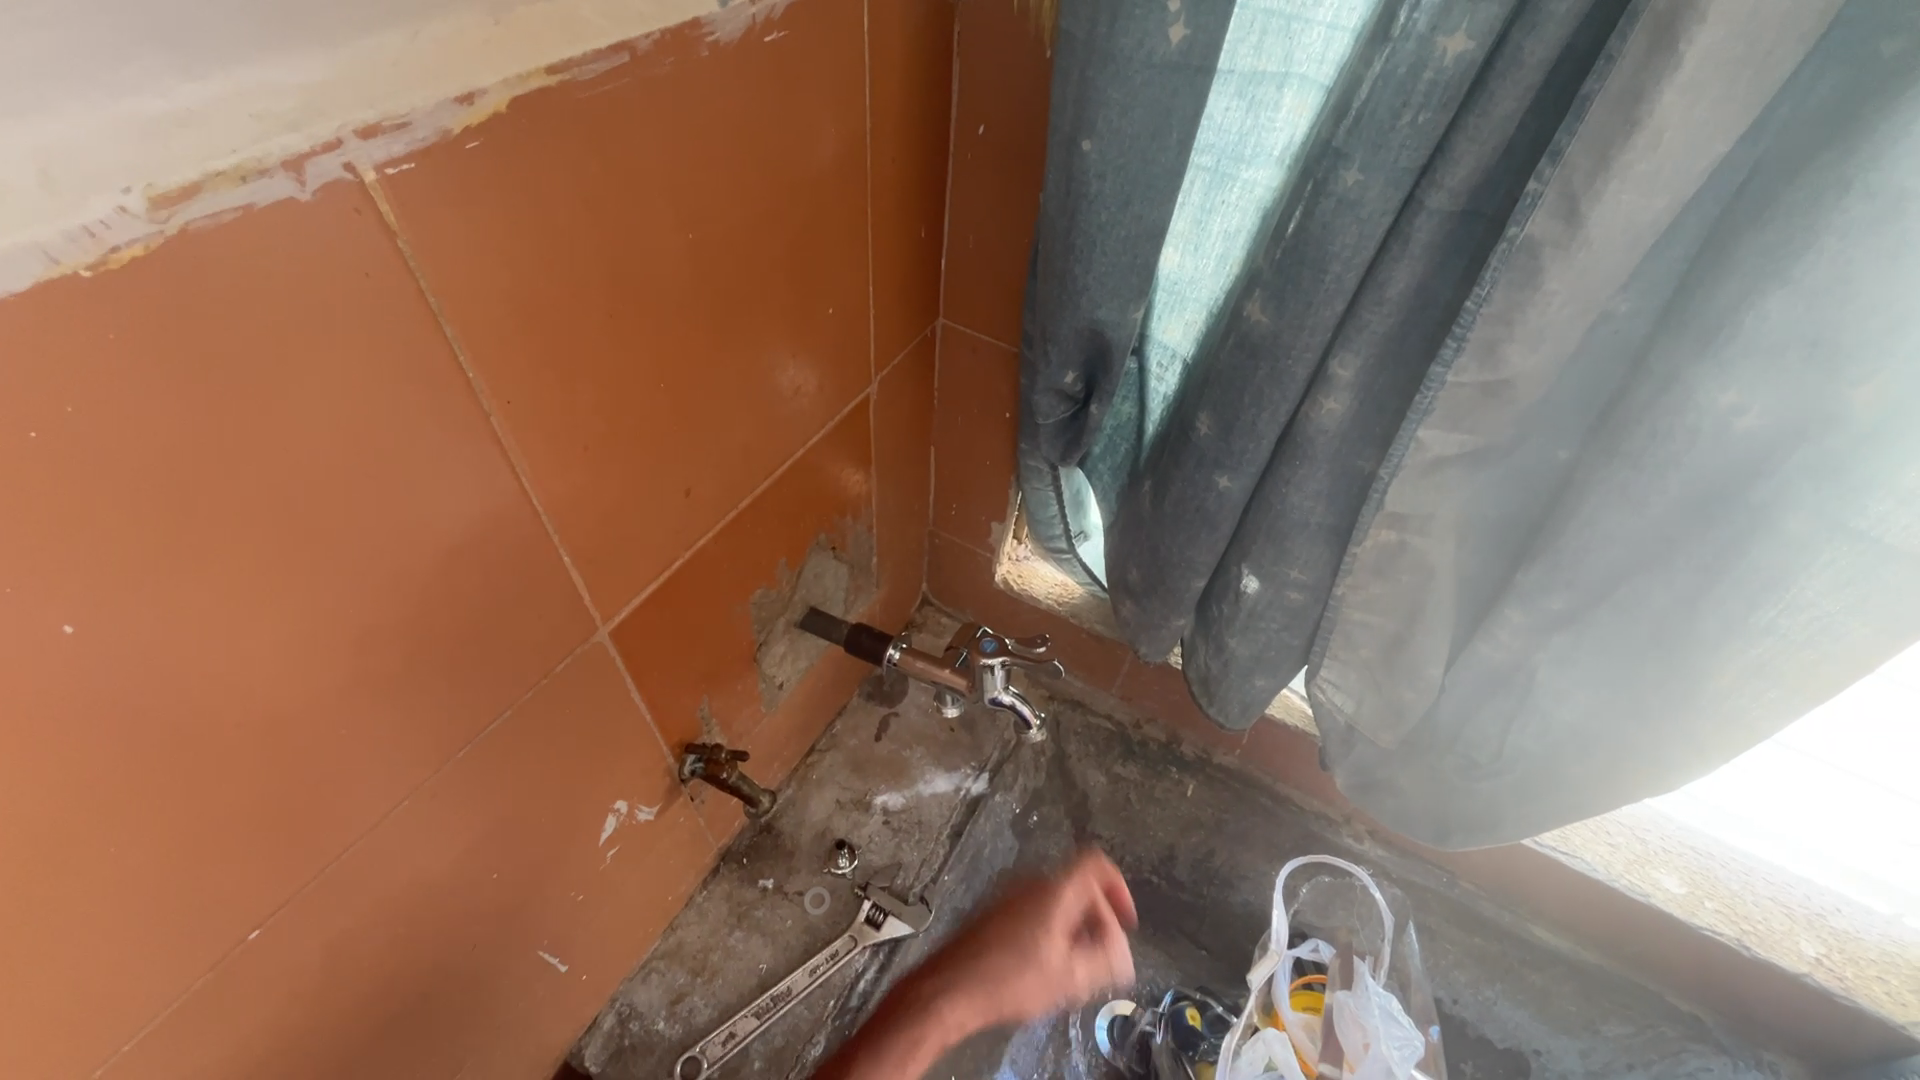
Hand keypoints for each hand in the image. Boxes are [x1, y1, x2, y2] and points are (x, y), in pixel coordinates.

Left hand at [921, 849, 1138, 1030]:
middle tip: (1101, 959)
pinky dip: (1052, 930)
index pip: (1096, 863)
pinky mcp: (997, 909)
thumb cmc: (1011, 980)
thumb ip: (1106, 959)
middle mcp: (1033, 881)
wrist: (951, 986)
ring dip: (1075, 929)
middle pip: (1080, 886)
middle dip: (1098, 921)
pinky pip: (1037, 909)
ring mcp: (1011, 893)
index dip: (1118, 888)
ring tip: (1074, 969)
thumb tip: (1123, 951)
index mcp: (1055, 889)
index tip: (1125, 921)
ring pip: (1058, 900)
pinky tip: (1046, 966)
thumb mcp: (1070, 978)